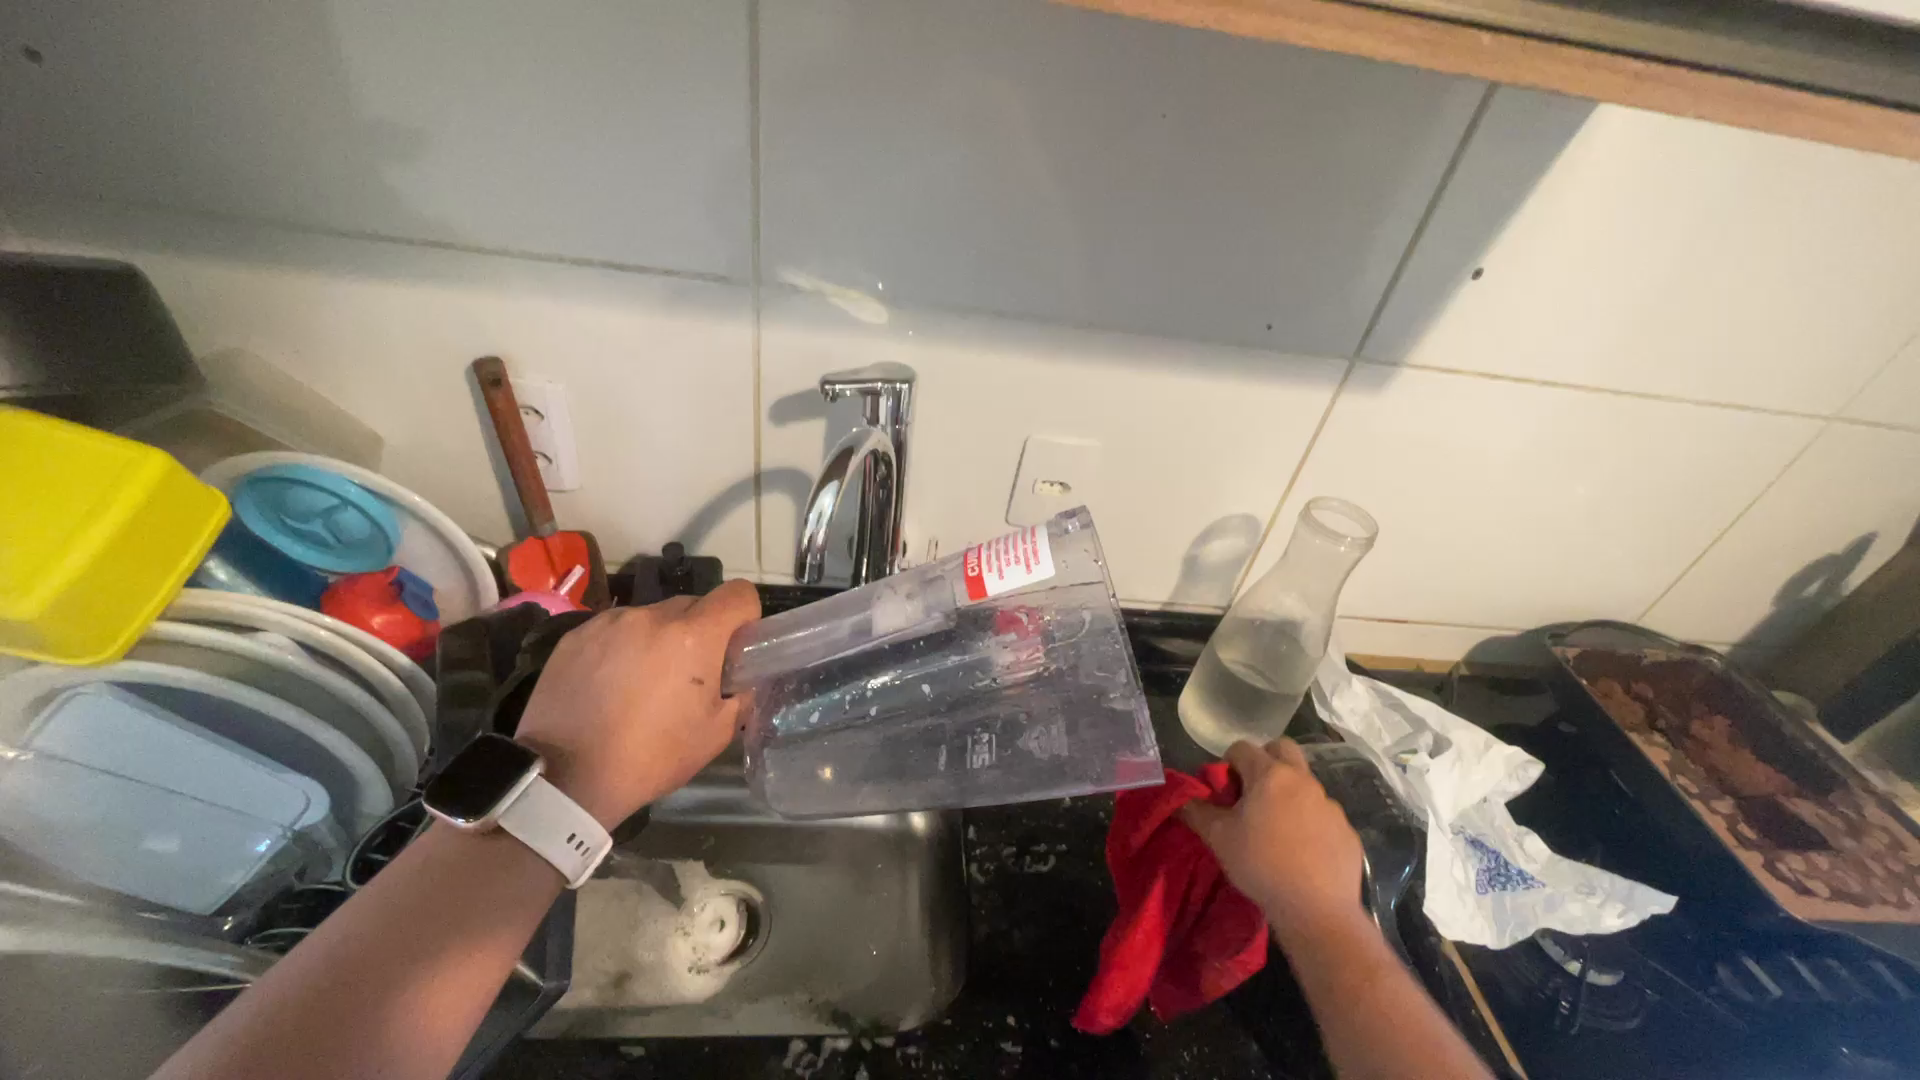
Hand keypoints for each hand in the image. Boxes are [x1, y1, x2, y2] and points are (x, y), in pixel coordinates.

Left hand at [512, 579, 760, 827]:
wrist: (564, 778)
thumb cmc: (651, 757)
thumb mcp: (716, 735)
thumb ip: (740, 696)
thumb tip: (742, 681)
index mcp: (694, 636)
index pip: (738, 594)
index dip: (745, 617)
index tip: (735, 647)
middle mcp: (652, 616)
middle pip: (694, 604)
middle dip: (700, 632)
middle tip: (689, 675)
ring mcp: (609, 623)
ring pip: (652, 617)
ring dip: (658, 639)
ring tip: (642, 682)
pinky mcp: (575, 636)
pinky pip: (614, 630)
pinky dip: (622, 648)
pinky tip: (609, 685)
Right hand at [1180, 738, 1365, 935]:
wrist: (1316, 910)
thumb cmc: (1261, 865)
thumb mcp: (1218, 838)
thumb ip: (1197, 812)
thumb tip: (1182, 800)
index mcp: (1270, 775)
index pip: (1242, 748)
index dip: (1228, 765)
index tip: (1225, 793)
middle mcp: (1303, 781)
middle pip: (1282, 749)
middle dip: (1264, 761)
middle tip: (1252, 794)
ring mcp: (1330, 804)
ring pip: (1304, 784)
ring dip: (1287, 794)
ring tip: (1276, 830)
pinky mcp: (1347, 829)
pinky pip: (1322, 814)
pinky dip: (1309, 822)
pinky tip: (1301, 852)